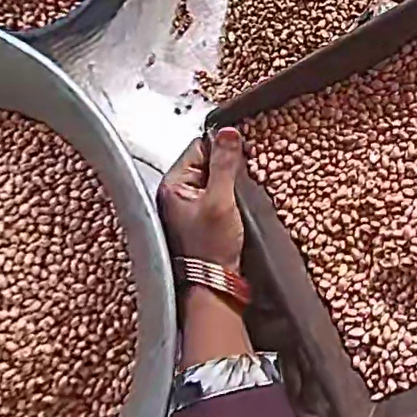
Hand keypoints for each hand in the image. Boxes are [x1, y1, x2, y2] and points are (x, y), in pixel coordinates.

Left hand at [157, 127, 246, 270]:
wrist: (216, 284)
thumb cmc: (212, 247)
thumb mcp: (221, 200)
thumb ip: (224, 164)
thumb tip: (228, 133)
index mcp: (173, 184)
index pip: (198, 147)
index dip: (221, 147)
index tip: (239, 155)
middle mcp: (179, 192)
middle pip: (208, 160)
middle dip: (229, 165)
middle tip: (242, 178)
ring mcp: (191, 204)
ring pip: (217, 176)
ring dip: (232, 180)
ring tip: (241, 193)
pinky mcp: (205, 215)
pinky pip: (221, 192)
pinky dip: (232, 193)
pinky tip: (240, 202)